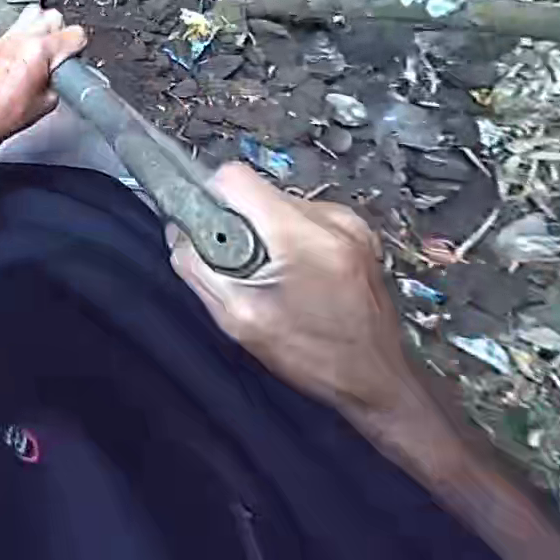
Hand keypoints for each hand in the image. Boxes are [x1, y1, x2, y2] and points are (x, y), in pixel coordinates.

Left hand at [0, 5, 86, 149]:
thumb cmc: (8, 114)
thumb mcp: (49, 100)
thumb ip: (60, 77)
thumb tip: (61, 71)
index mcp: (40, 50)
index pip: (74, 33)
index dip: (79, 46)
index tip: (76, 54)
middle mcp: (21, 38)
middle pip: (52, 16)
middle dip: (60, 32)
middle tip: (58, 53)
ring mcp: (4, 39)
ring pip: (31, 15)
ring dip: (40, 29)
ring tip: (39, 51)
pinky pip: (12, 31)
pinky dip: (20, 39)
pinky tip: (20, 58)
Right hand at [168, 163, 416, 419]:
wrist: (382, 383)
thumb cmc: (312, 357)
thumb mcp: (238, 319)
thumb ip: (197, 267)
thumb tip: (177, 231)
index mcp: (301, 236)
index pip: (234, 177)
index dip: (209, 195)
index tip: (207, 227)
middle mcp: (329, 217)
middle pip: (255, 189)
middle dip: (236, 219)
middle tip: (239, 262)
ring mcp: (348, 221)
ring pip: (275, 199)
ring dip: (260, 226)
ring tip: (270, 271)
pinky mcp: (356, 228)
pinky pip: (298, 212)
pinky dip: (284, 232)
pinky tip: (294, 270)